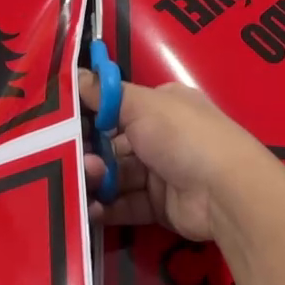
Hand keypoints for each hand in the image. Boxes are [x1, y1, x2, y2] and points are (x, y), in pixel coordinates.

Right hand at [79, 71, 282, 241]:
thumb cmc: (183, 136)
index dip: (90, 117)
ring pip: (117, 178)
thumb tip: (74, 74)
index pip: (118, 108)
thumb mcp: (142, 105)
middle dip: (91, 155)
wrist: (223, 191)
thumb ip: (105, 94)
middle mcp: (163, 137)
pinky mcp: (160, 207)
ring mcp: (162, 174)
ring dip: (97, 182)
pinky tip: (90, 210)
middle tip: (76, 163)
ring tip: (84, 186)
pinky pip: (127, 205)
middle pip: (114, 146)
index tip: (61, 127)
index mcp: (163, 106)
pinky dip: (108, 208)